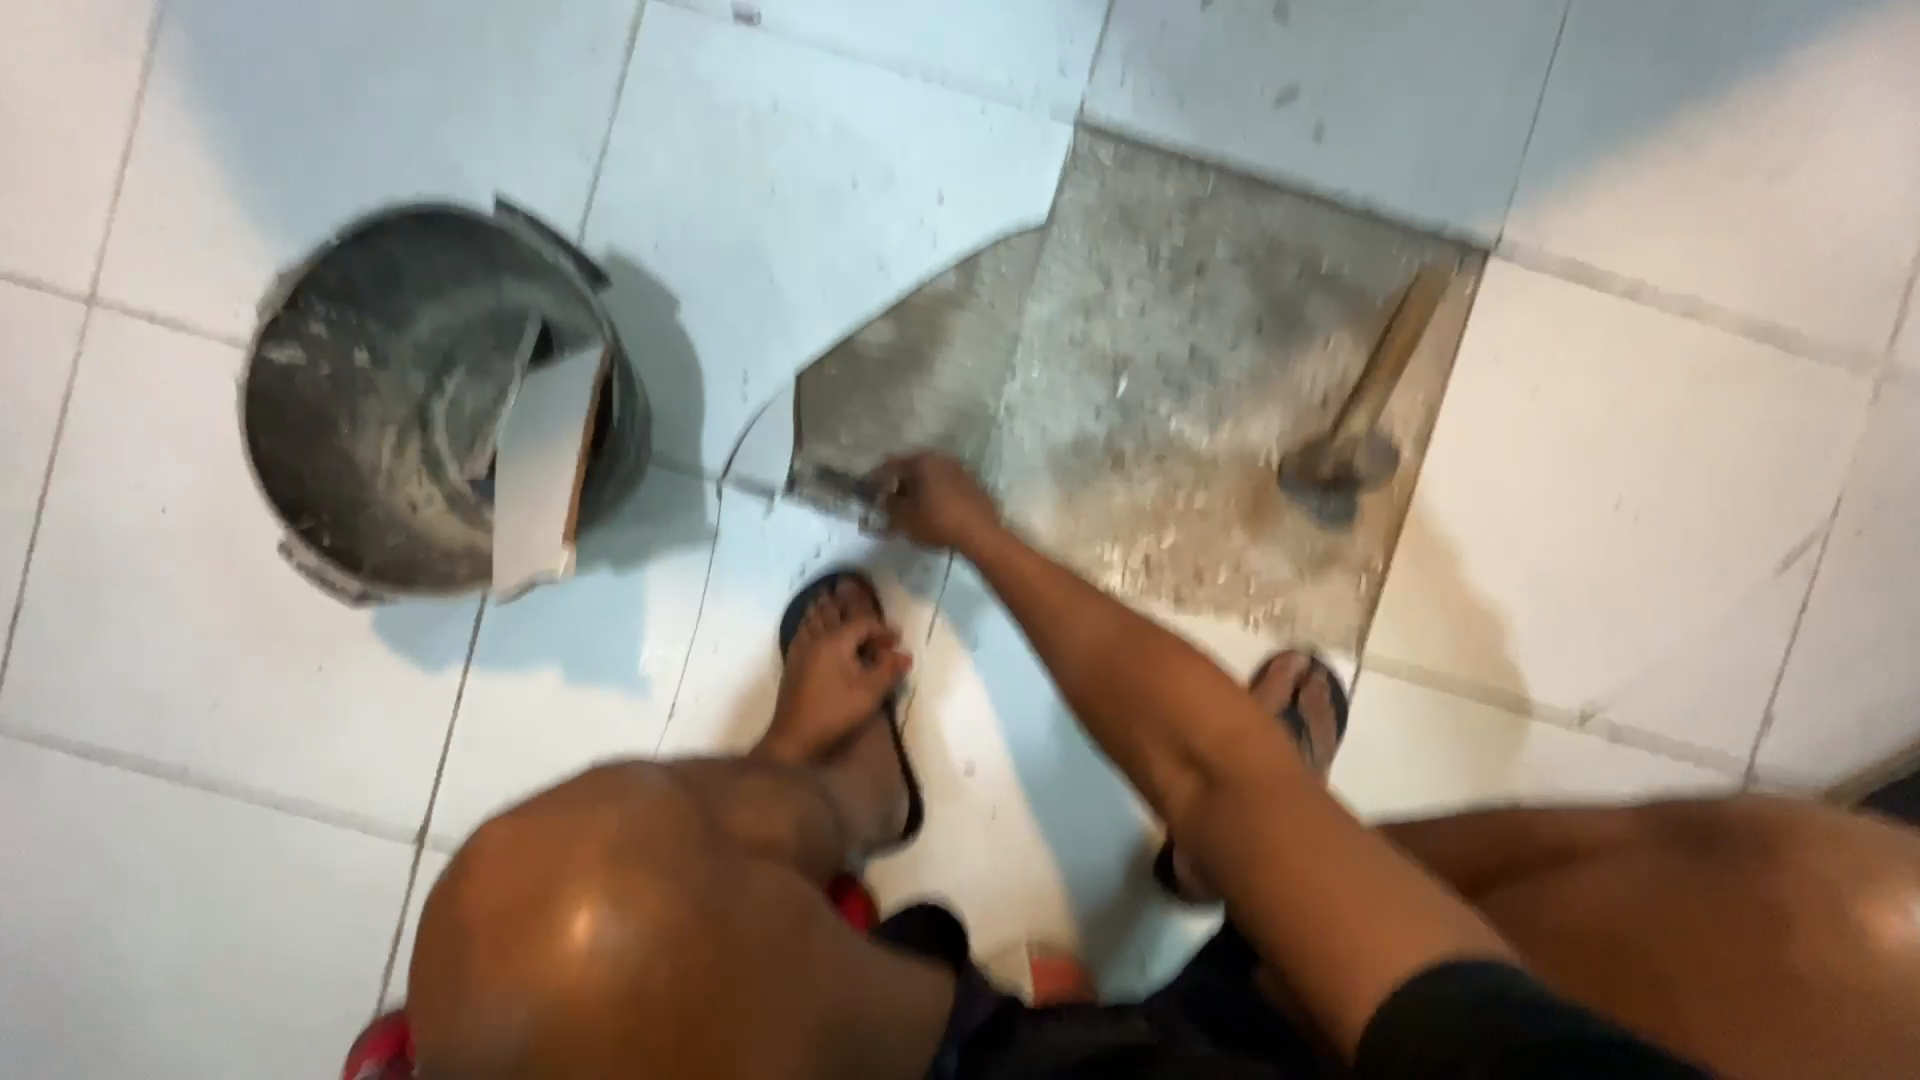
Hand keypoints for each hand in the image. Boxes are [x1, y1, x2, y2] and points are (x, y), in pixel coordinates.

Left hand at [760, 607, 911, 764]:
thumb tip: (904, 655)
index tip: (896, 640)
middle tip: (853, 591)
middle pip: (831, 613)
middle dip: (845, 603)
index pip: (862, 623)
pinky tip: (807, 627)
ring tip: (826, 597)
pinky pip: (801, 633)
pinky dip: (808, 623)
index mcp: (835, 642)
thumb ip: (888, 670)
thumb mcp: (870, 693)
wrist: (794, 737)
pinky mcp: (792, 664)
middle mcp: (816, 640)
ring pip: (812, 621)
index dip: (882, 629)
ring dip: (822, 609)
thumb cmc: (835, 712)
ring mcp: (800, 651)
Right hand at [869, 451, 1002, 552]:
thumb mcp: (903, 518)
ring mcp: (959, 469)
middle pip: (912, 468)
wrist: (979, 532)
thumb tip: (885, 498)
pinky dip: (937, 493)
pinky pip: (947, 484)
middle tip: (891, 500)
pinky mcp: (972, 483)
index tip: (870, 490)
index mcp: (921, 461)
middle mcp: (940, 458)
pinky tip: (935, 508)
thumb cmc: (936, 521)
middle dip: (900, 483)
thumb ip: (889, 505)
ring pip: (931, 475)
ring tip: (913, 506)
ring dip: (920, 488)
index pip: (891, 465)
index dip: (877, 478)